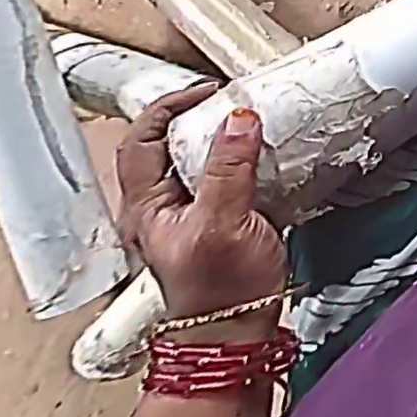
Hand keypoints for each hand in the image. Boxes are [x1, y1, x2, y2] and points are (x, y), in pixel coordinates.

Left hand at [117, 85, 287, 330]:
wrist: (238, 325)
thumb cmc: (219, 287)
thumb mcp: (222, 222)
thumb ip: (230, 170)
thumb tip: (239, 118)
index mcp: (148, 204)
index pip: (143, 140)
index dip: (171, 107)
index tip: (211, 90)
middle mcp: (168, 202)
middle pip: (173, 143)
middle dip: (202, 114)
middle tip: (238, 96)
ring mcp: (198, 207)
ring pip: (205, 156)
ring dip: (229, 132)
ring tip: (259, 115)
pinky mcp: (230, 211)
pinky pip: (236, 170)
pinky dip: (253, 151)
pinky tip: (273, 147)